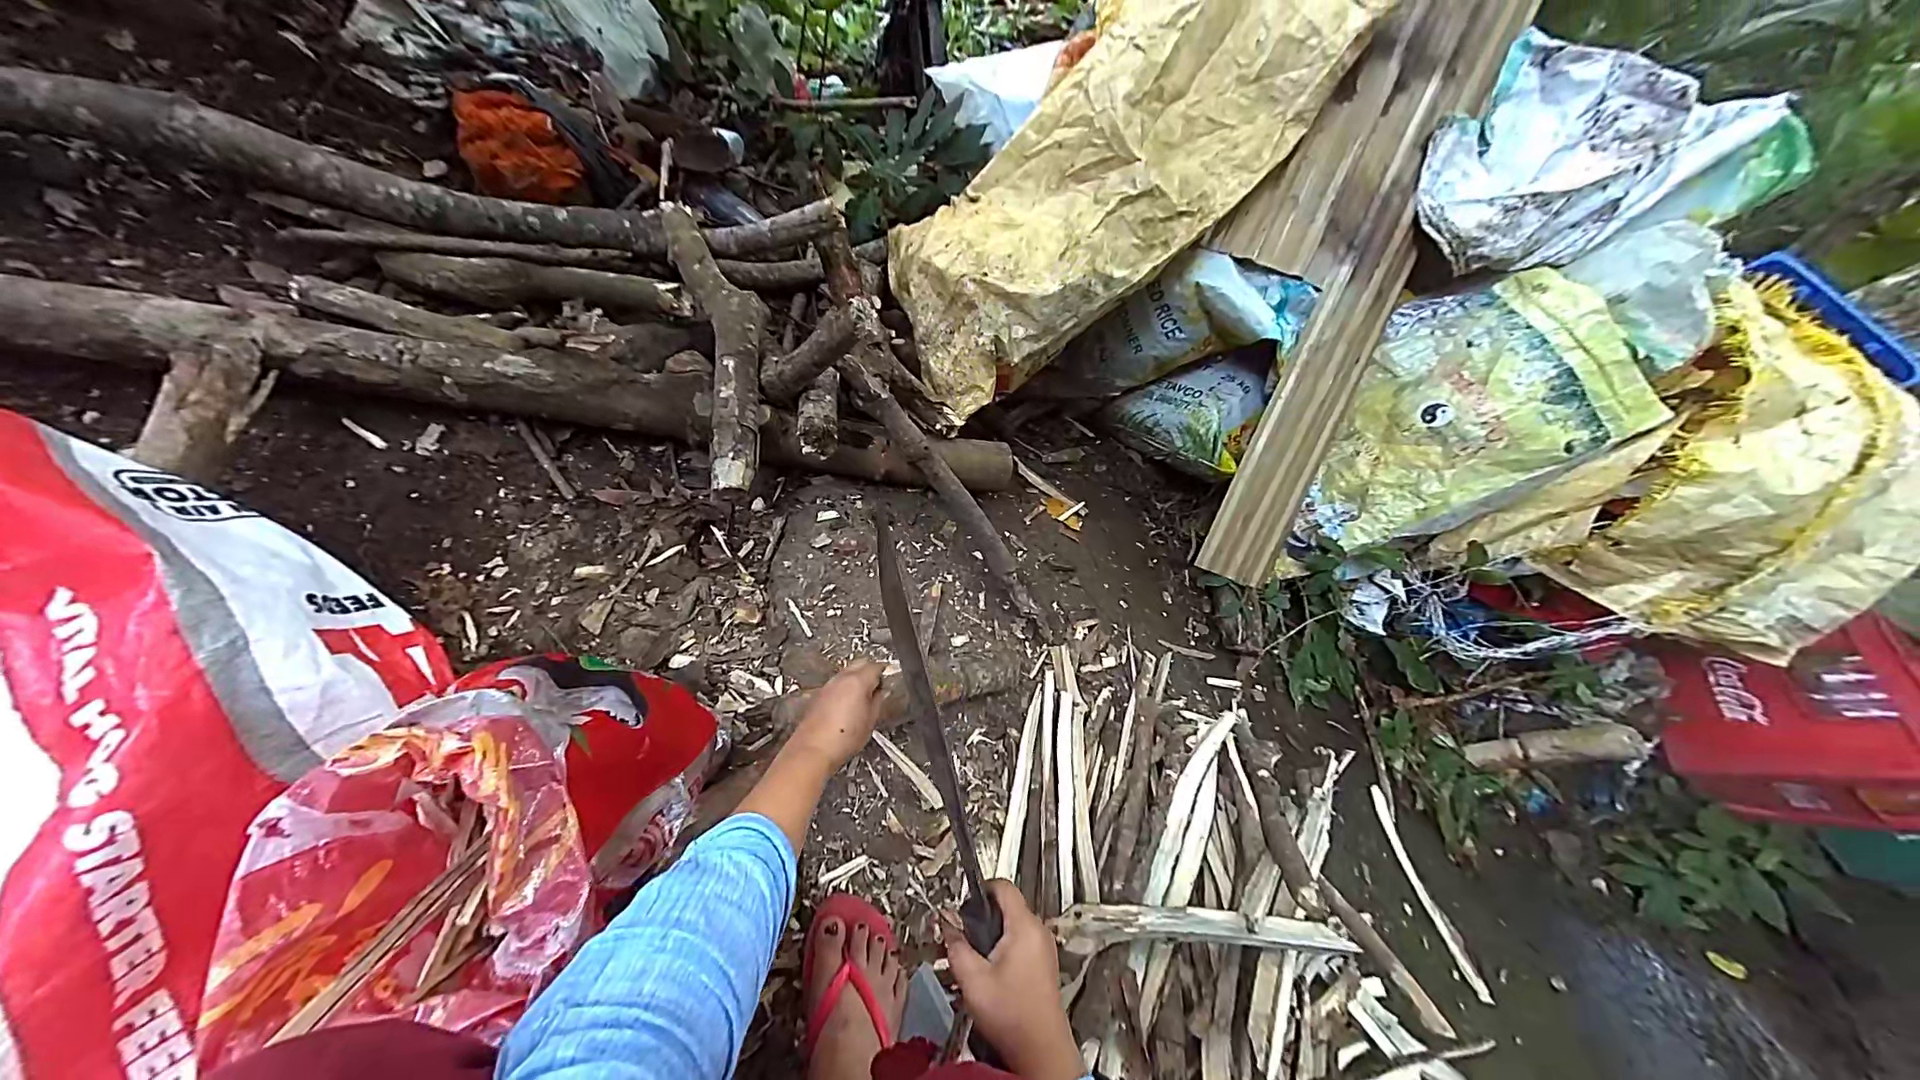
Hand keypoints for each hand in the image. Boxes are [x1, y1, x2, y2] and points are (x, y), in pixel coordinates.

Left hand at [787, 660, 883, 771]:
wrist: (813, 750)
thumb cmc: (843, 738)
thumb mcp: (870, 720)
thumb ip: (877, 700)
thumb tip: (879, 693)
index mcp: (858, 681)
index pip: (876, 666)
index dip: (884, 673)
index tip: (886, 682)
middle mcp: (841, 679)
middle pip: (859, 664)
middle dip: (869, 671)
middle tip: (876, 687)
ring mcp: (827, 686)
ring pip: (846, 673)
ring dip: (855, 680)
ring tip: (862, 699)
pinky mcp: (818, 695)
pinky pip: (835, 685)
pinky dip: (843, 689)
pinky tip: (846, 707)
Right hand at [940, 880, 1083, 1079]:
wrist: (1040, 1051)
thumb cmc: (1011, 1015)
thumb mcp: (972, 979)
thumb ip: (956, 946)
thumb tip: (946, 924)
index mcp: (1024, 926)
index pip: (1003, 886)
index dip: (980, 889)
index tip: (964, 904)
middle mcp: (1038, 931)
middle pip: (1006, 906)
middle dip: (981, 917)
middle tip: (961, 934)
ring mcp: (1043, 948)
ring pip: (1012, 926)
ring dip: (990, 935)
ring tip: (971, 956)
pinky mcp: (1043, 964)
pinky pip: (1020, 942)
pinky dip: (1003, 948)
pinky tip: (988, 971)